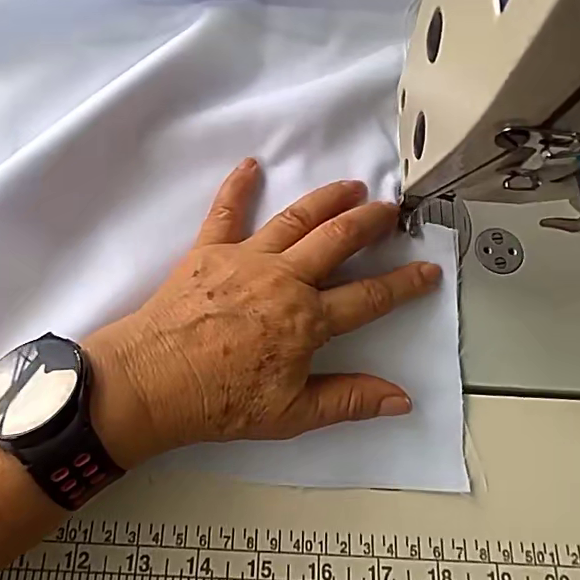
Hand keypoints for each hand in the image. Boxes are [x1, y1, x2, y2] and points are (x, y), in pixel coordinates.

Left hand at [84, 158, 442, 467]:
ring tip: (350, 187)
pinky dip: (237, 186)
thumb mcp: (291, 414)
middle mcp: (282, 280)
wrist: (153, 380)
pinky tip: (250, 165)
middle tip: (390, 211)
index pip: (369, 298)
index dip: (404, 284)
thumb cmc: (218, 400)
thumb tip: (401, 399)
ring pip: (296, 219)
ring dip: (326, 200)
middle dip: (370, 223)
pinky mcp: (207, 251)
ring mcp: (244, 260)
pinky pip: (225, 211)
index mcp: (307, 320)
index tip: (426, 271)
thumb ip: (348, 399)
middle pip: (338, 241)